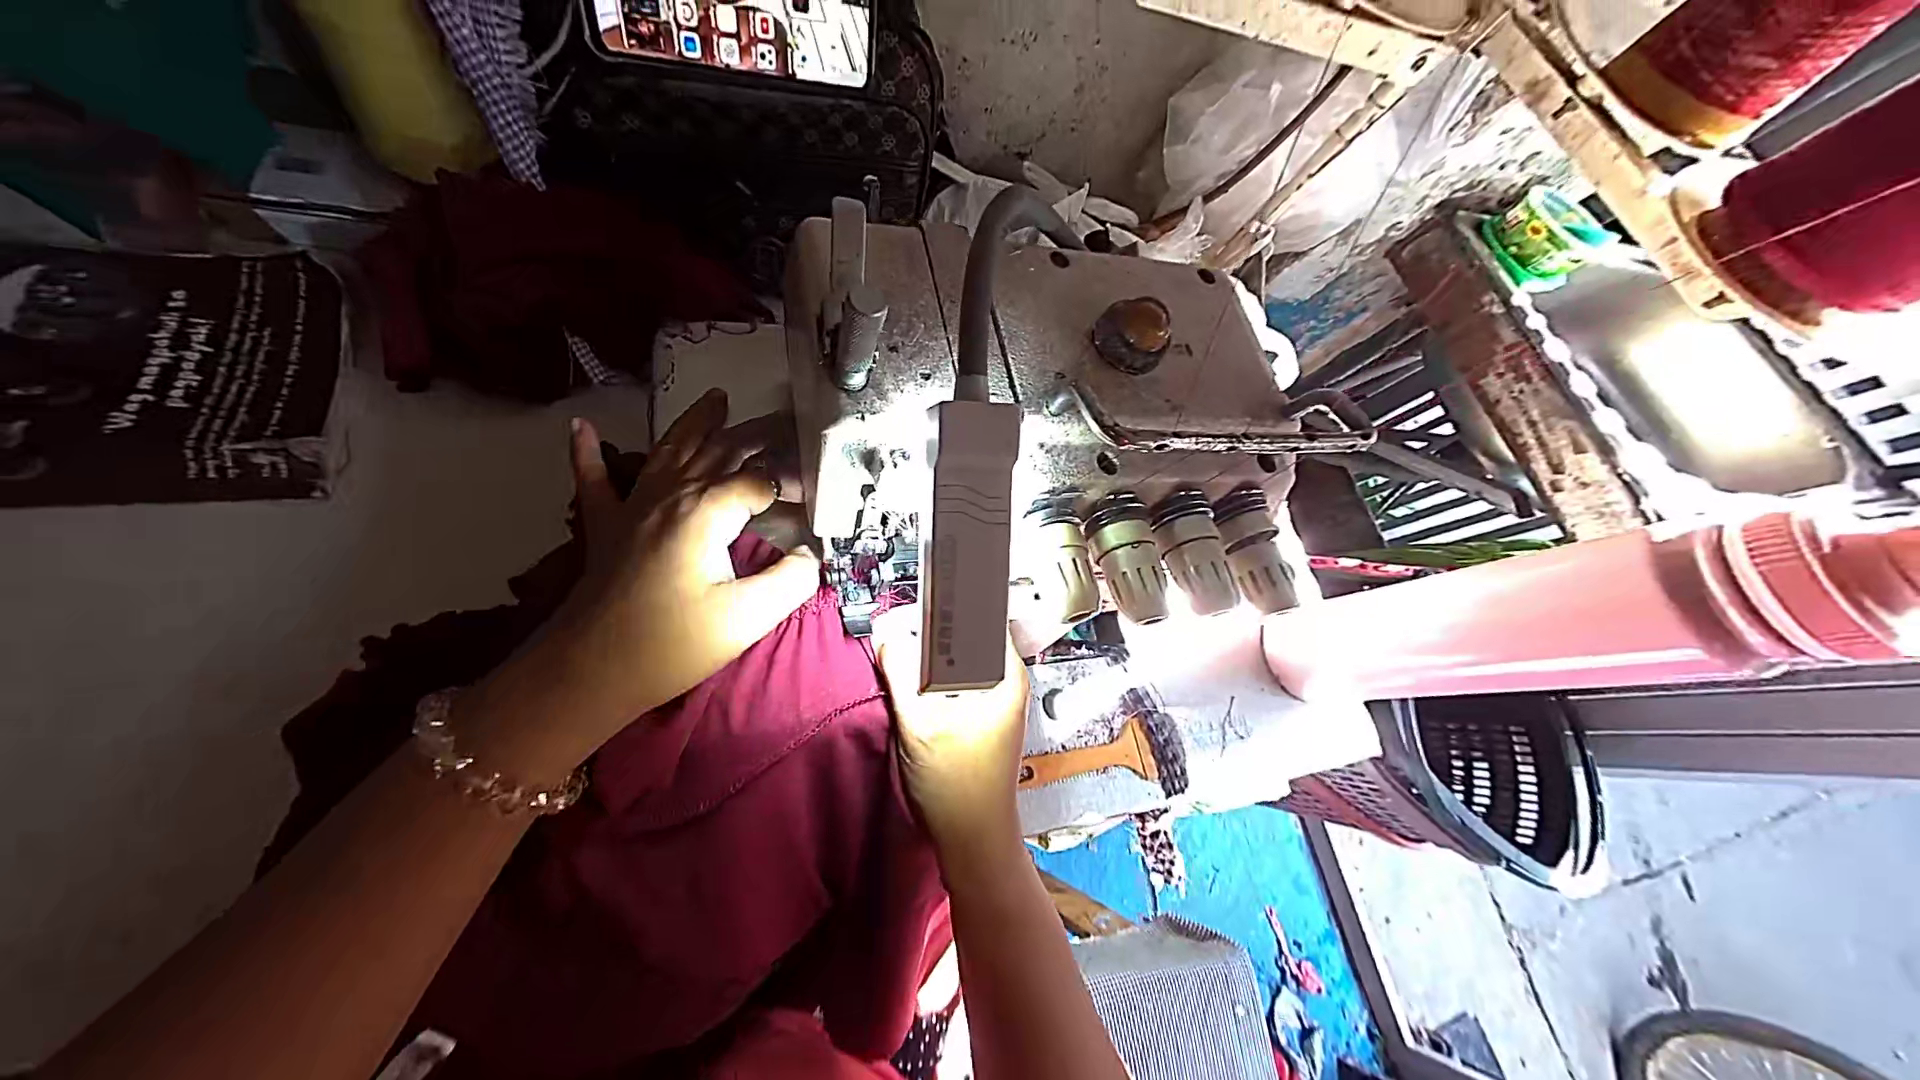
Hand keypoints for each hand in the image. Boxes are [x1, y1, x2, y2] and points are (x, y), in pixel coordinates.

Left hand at [465, 391, 820, 778]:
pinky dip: (589, 454)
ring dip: (694, 423)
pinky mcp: (605, 527)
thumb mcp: (746, 619)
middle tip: (781, 422)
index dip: (786, 484)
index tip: (809, 496)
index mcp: (704, 512)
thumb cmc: (673, 644)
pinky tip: (581, 428)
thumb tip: (811, 556)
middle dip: (752, 436)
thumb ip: (790, 581)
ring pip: (668, 451)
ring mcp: (631, 507)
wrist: (591, 671)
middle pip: (716, 452)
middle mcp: (668, 496)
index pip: (756, 481)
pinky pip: (595, 480)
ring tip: (716, 397)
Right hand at [873, 607, 1030, 865]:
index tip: (923, 588)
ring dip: (929, 651)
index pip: (981, 613)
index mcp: (1006, 675)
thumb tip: (890, 634)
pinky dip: (931, 672)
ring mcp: (994, 695)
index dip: (949, 599)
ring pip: (957, 654)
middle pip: (966, 632)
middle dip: (932, 626)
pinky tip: (914, 681)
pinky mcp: (978, 710)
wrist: (972, 836)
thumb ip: (903, 674)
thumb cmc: (959, 789)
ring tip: (905, 648)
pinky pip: (953, 675)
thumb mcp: (922, 724)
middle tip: (902, 622)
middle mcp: (1006, 680)